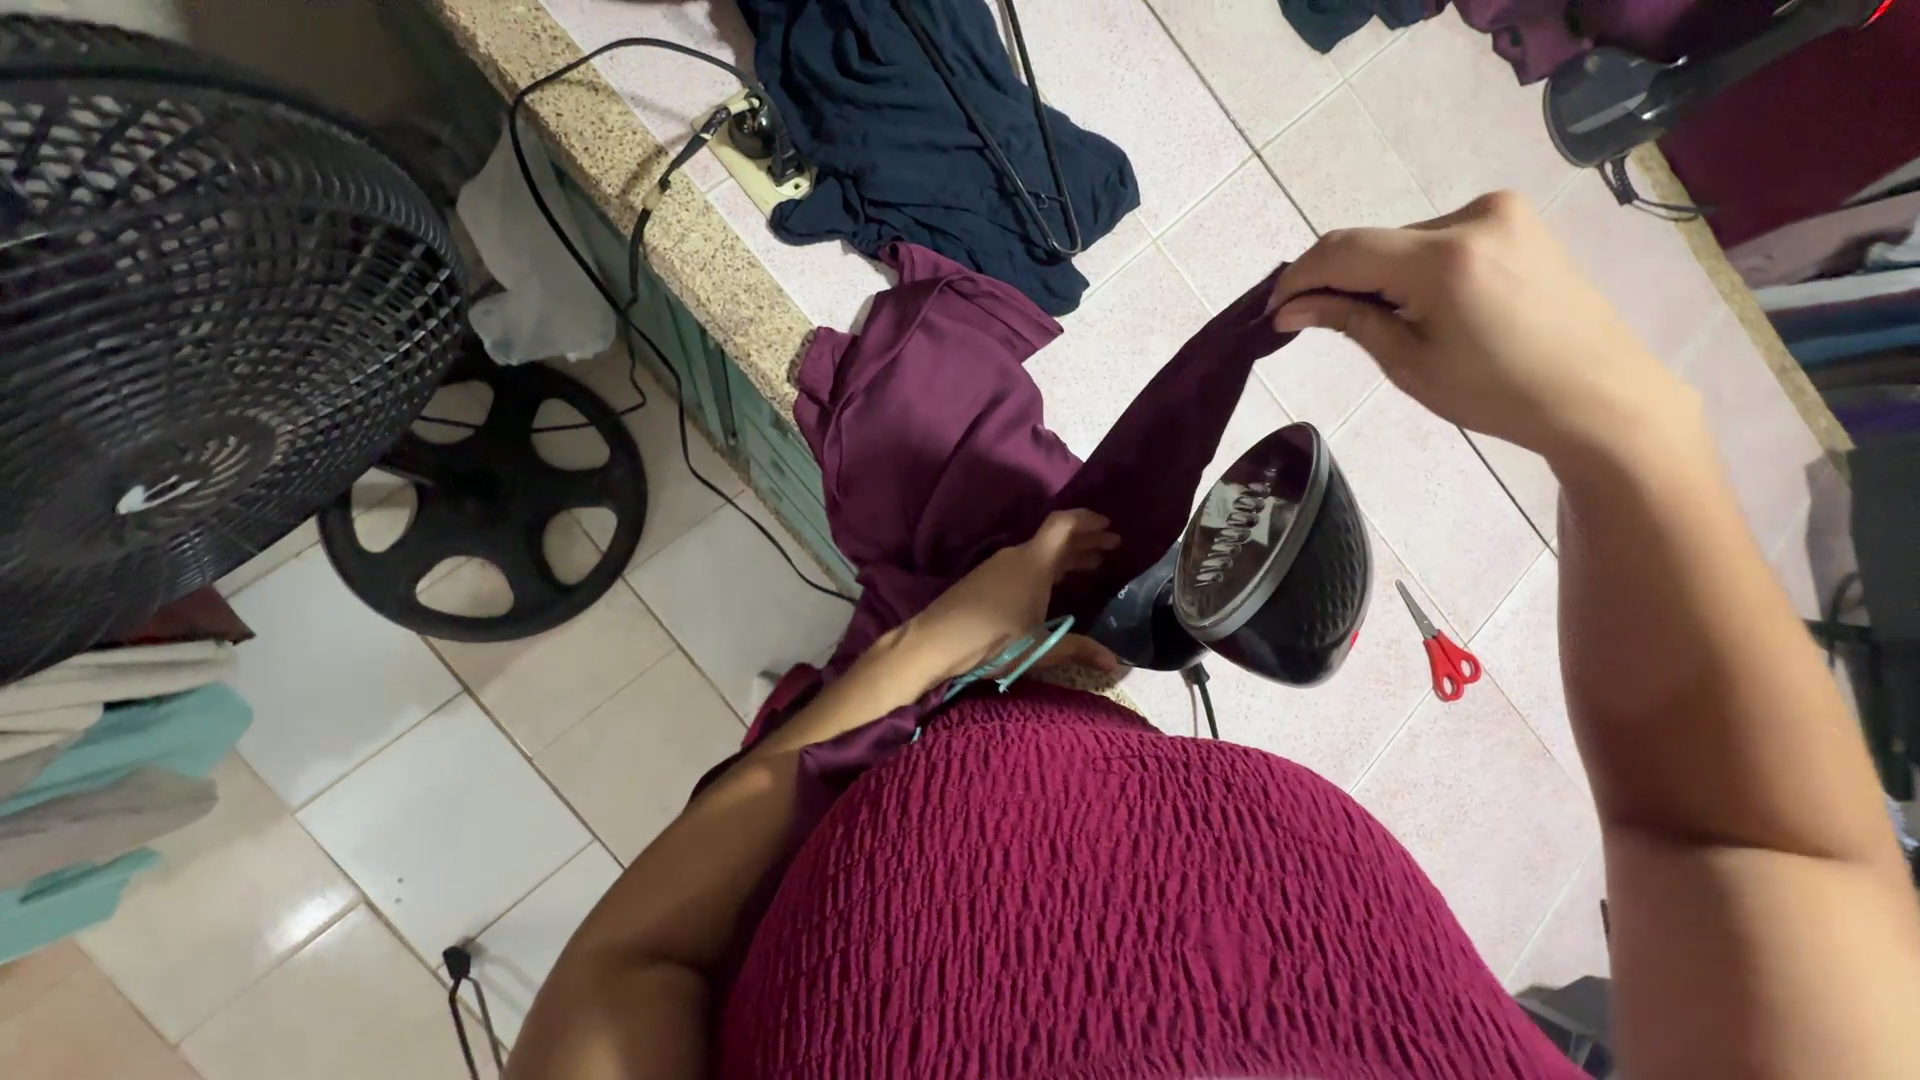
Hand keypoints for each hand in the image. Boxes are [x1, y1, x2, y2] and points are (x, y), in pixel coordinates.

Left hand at [902, 509, 1122, 685]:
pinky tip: (1055, 584)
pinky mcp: (985, 578)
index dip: (1088, 520)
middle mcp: (1017, 556)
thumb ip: (1078, 649)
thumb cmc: (992, 641)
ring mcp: (998, 565)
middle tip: (1113, 547)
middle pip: (1056, 538)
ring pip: (1040, 552)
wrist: (935, 641)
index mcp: (1034, 563)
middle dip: (1085, 541)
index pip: (1064, 524)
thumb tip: (1116, 662)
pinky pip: (1026, 563)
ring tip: (1092, 566)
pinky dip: (1048, 566)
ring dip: (1067, 556)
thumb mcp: (1039, 648)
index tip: (1110, 526)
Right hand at [1268, 192, 1703, 463]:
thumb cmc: (1497, 393)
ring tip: (1376, 322)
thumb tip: (1288, 308)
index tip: (1273, 311)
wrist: (1598, 394)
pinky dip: (1409, 267)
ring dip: (1374, 274)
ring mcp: (1501, 212)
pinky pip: (1436, 239)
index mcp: (1446, 258)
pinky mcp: (1515, 220)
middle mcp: (1474, 216)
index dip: (1298, 277)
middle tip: (1314, 323)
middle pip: (1373, 243)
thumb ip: (1348, 320)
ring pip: (1403, 240)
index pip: (1343, 250)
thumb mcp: (1410, 362)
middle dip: (1336, 280)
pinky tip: (1415, 304)